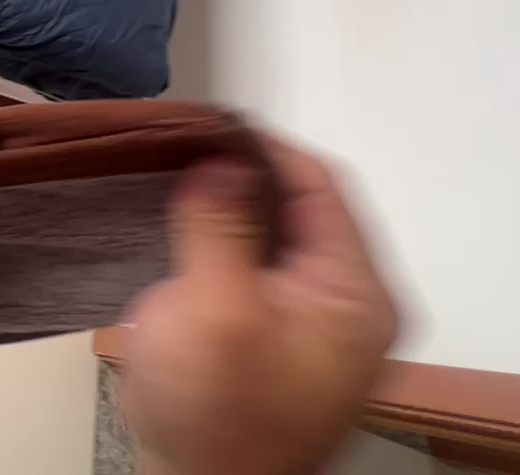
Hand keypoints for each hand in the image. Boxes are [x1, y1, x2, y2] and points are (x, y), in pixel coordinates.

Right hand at [119, 137, 399, 474]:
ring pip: (271, 222)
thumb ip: (223, 223)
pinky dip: (216, 220)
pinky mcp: (268, 319)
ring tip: (167, 166)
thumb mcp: (217, 305)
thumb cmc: (216, 400)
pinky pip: (250, 249)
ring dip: (224, 190)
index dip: (263, 143)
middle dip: (239, 164)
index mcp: (352, 291)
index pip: (321, 184)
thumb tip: (222, 154)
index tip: (199, 120)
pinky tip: (174, 210)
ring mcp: (305, 309)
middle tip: (175, 141)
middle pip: (299, 200)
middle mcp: (342, 295)